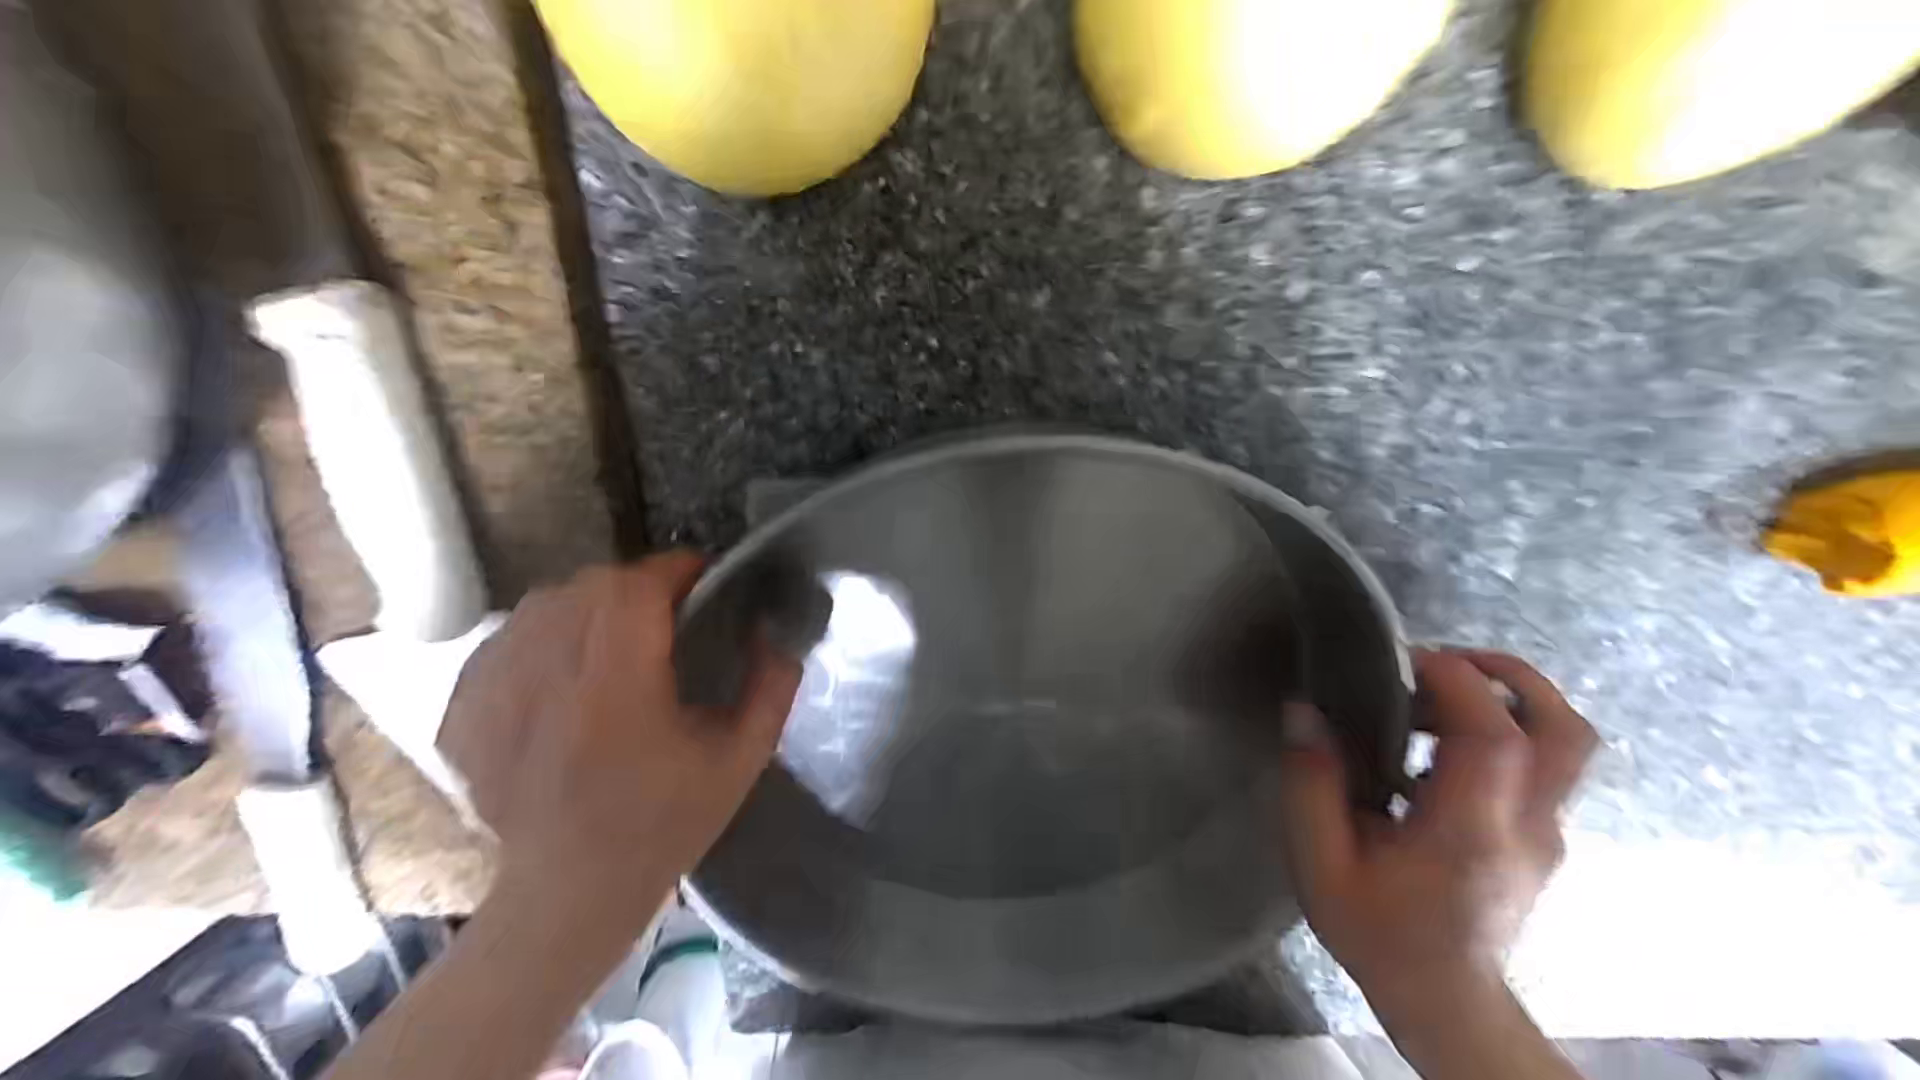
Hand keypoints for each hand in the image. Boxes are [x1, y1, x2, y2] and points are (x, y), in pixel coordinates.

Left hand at [439, 552, 801, 927]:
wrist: (569, 894)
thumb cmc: (665, 825)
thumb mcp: (741, 758)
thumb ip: (771, 687)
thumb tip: (775, 631)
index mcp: (615, 691)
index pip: (633, 590)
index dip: (673, 569)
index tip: (701, 576)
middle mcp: (545, 682)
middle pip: (586, 587)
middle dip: (635, 584)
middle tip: (666, 611)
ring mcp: (493, 697)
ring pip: (540, 605)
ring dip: (588, 605)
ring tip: (615, 634)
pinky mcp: (462, 714)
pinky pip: (504, 641)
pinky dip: (541, 635)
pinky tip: (565, 666)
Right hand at [1279, 649, 1596, 1025]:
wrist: (1442, 1000)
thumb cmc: (1375, 930)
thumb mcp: (1319, 861)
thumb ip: (1311, 784)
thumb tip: (1304, 711)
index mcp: (1470, 830)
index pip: (1496, 736)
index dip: (1456, 680)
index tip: (1402, 659)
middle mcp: (1526, 825)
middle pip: (1563, 728)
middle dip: (1508, 675)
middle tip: (1436, 662)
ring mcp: (1544, 832)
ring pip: (1563, 742)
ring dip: (1503, 698)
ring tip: (1428, 695)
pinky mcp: (1540, 835)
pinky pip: (1538, 763)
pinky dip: (1495, 730)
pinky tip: (1431, 745)